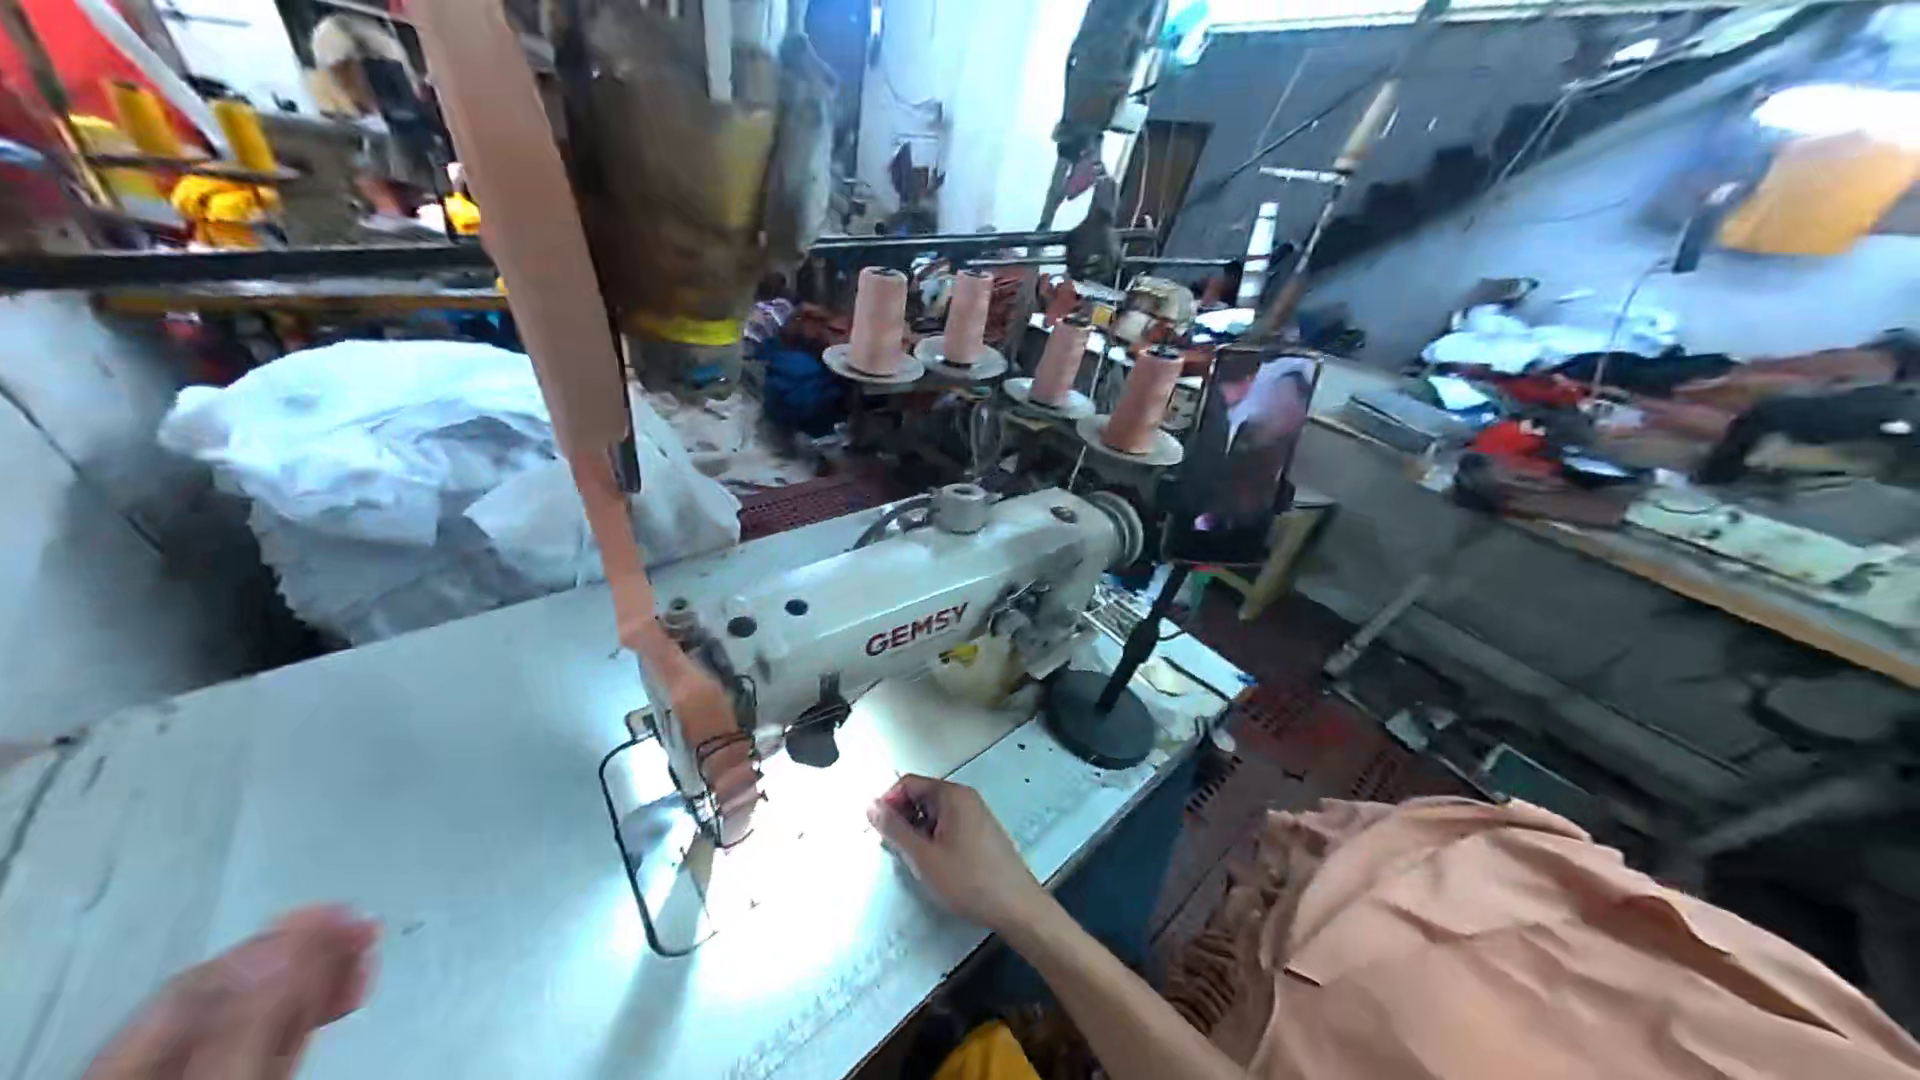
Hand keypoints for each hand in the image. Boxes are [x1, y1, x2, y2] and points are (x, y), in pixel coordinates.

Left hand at [83, 905, 379, 1079]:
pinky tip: (344, 990)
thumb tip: (288, 939)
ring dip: (317, 972)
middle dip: (303, 953)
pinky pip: (273, 1035)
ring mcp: (198, 1076)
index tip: (346, 917)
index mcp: (133, 1071)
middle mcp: (157, 1069)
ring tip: (365, 950)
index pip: (200, 986)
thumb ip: (247, 1022)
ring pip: (257, 1011)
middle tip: (365, 928)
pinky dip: (313, 1004)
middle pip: (230, 994)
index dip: (274, 944)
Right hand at [868, 774, 1051, 933]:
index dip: (889, 802)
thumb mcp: (923, 857)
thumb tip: (871, 805)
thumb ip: (894, 829)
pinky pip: (948, 825)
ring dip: (917, 831)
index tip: (877, 829)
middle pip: (922, 796)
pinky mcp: (980, 832)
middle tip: (894, 849)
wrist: (1016, 906)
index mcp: (952, 795)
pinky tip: (933, 864)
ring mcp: (975, 814)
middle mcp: (965, 797)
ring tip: (913, 861)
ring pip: (934, 813)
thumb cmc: (968, 880)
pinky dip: (933, 838)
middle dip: (902, 818)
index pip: (909, 783)